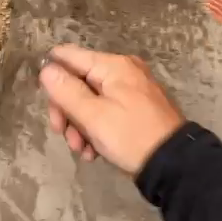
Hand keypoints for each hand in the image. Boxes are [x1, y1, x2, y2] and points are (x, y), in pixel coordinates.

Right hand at [38, 44, 184, 175]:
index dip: (52, 76)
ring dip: (79, 125)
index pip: (68, 56)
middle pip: (78, 81)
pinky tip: (94, 151)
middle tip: (63, 134)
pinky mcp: (136, 108)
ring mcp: (131, 89)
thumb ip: (66, 91)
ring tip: (82, 150)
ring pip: (90, 99)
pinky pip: (106, 110)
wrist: (175, 165)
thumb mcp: (93, 116)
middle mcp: (122, 70)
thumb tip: (46, 69)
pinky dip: (96, 128)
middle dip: (66, 109)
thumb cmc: (131, 137)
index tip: (48, 104)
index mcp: (112, 66)